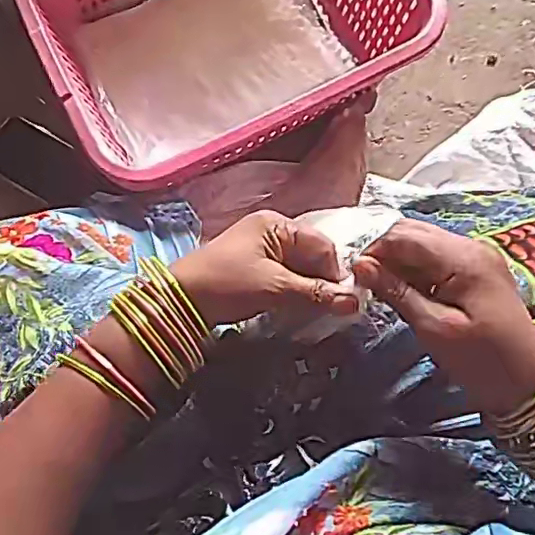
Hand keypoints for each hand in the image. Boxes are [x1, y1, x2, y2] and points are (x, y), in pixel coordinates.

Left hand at [169, 210, 358, 326]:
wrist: (179, 299)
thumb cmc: (227, 284)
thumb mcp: (274, 287)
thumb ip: (315, 293)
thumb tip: (354, 302)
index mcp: (276, 224)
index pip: (322, 245)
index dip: (335, 272)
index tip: (344, 300)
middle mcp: (270, 230)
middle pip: (311, 255)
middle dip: (322, 281)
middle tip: (333, 309)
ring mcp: (259, 248)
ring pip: (298, 268)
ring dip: (308, 288)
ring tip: (315, 310)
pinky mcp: (251, 267)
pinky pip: (283, 276)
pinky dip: (292, 290)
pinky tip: (296, 307)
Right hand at [352, 220, 534, 414]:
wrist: (530, 384)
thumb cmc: (483, 361)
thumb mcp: (434, 328)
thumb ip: (397, 292)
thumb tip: (360, 265)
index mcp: (464, 258)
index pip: (405, 236)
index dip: (372, 249)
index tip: (350, 272)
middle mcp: (470, 246)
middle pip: (413, 232)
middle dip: (381, 250)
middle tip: (358, 278)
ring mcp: (474, 256)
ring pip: (421, 242)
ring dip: (395, 259)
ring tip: (374, 284)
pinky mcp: (473, 269)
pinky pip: (433, 257)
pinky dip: (411, 267)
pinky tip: (397, 287)